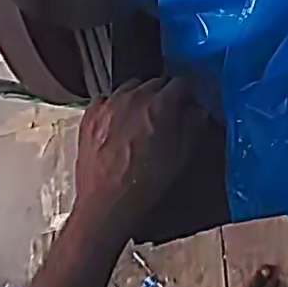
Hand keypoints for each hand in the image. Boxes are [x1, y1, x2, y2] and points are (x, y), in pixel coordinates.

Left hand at [70, 78, 203, 243]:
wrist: (109, 205)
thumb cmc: (148, 181)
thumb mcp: (184, 152)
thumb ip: (195, 122)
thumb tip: (197, 108)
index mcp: (162, 103)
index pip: (182, 82)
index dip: (188, 92)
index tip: (189, 101)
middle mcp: (135, 97)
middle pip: (157, 81)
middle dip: (164, 94)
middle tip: (166, 113)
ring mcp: (110, 105)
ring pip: (131, 87)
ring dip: (140, 96)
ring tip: (141, 116)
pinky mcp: (91, 116)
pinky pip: (107, 99)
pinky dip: (115, 104)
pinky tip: (118, 120)